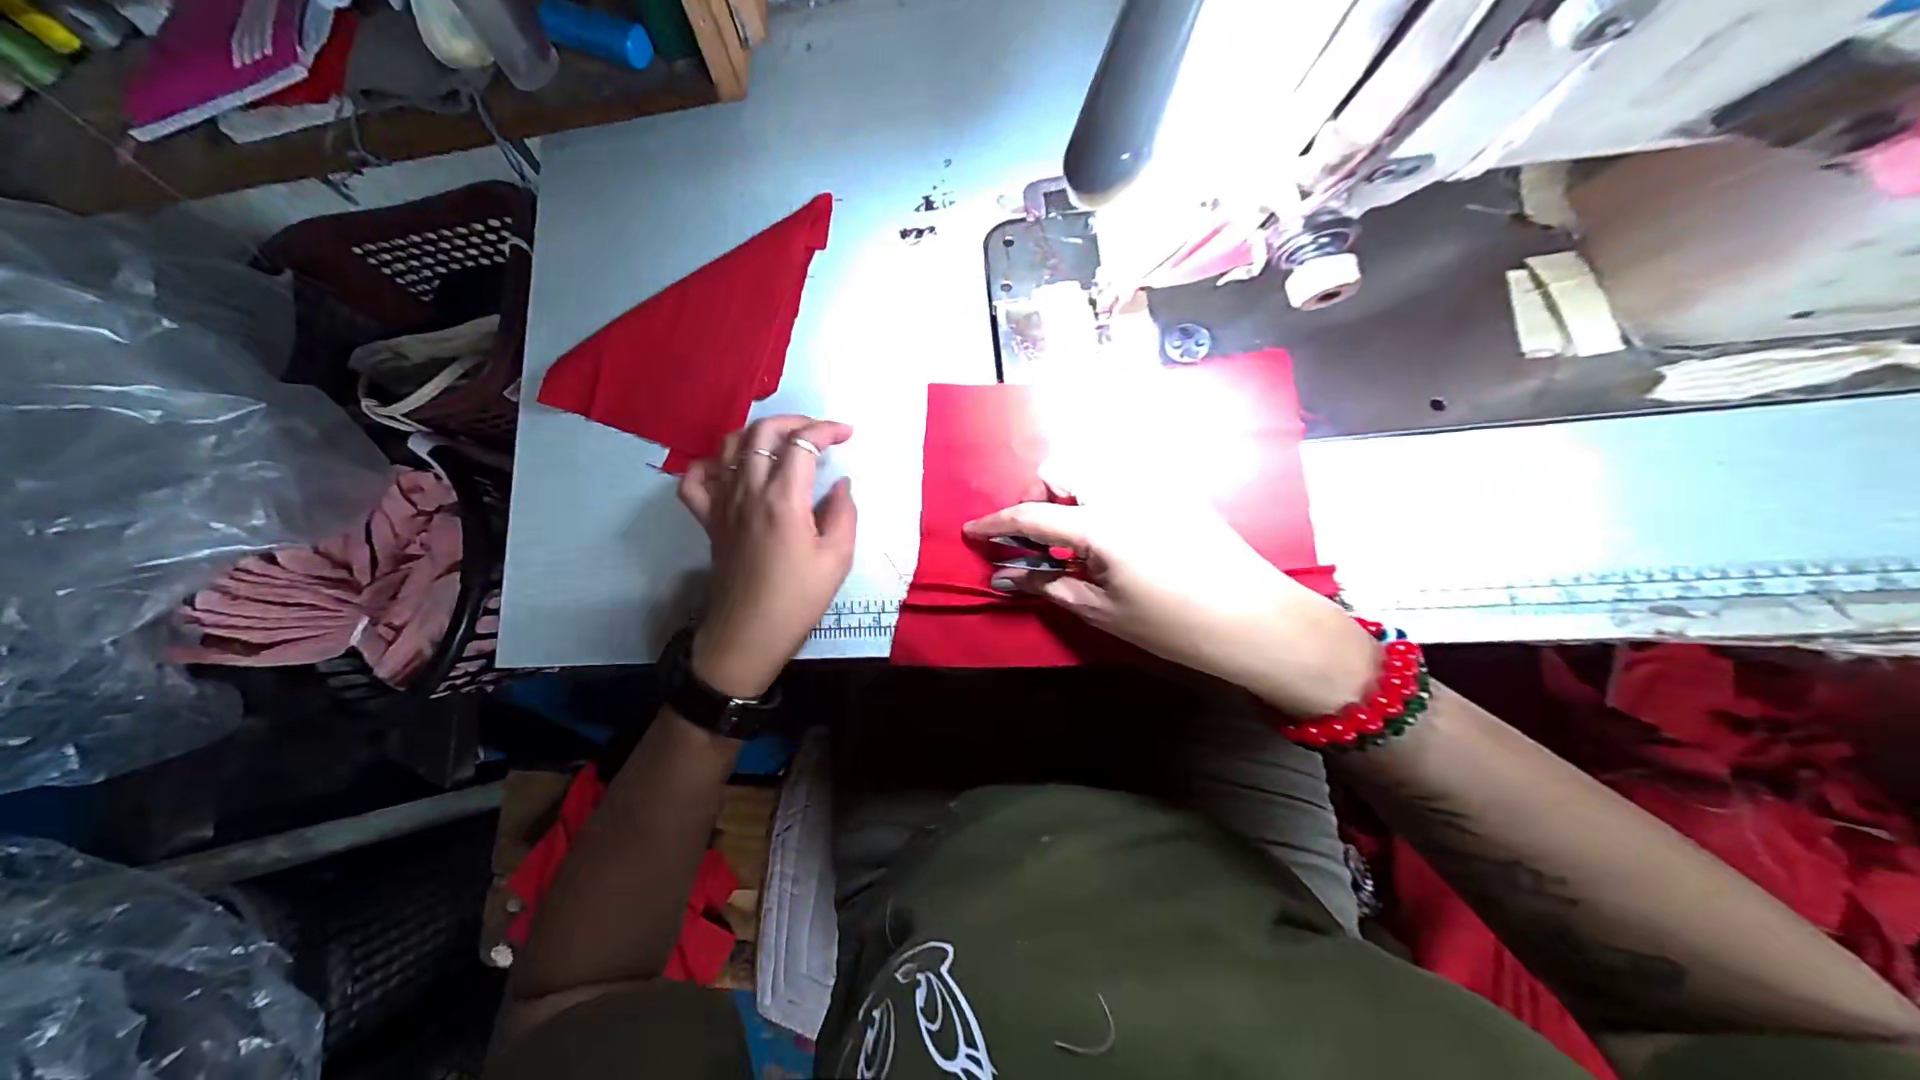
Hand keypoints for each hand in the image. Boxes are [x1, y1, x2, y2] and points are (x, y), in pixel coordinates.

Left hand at [677, 416, 856, 698]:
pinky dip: (711, 463)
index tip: (846, 434)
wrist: (750, 633)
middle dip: (795, 421)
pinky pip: (696, 479)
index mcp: (784, 500)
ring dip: (759, 433)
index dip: (826, 430)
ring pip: (730, 446)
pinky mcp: (708, 519)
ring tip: (783, 442)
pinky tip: (732, 468)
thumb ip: (844, 513)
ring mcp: (723, 503)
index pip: (802, 443)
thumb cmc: (799, 599)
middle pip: (763, 433)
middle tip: (819, 432)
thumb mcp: (838, 558)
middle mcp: (748, 491)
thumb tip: (840, 484)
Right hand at [962, 486, 1376, 716]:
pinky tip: (1115, 533)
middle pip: (1060, 469)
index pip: (1032, 515)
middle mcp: (1124, 490)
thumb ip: (1046, 586)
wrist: (1255, 619)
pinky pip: (1124, 476)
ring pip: (1093, 465)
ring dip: (1070, 492)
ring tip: (1079, 539)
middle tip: (1043, 542)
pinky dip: (1102, 494)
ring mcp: (1155, 484)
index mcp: (1101, 524)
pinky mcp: (1177, 489)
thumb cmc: (1173, 625)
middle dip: (1040, 498)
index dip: (996, 525)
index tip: (973, 533)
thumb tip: (1004, 576)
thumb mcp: (1101, 611)